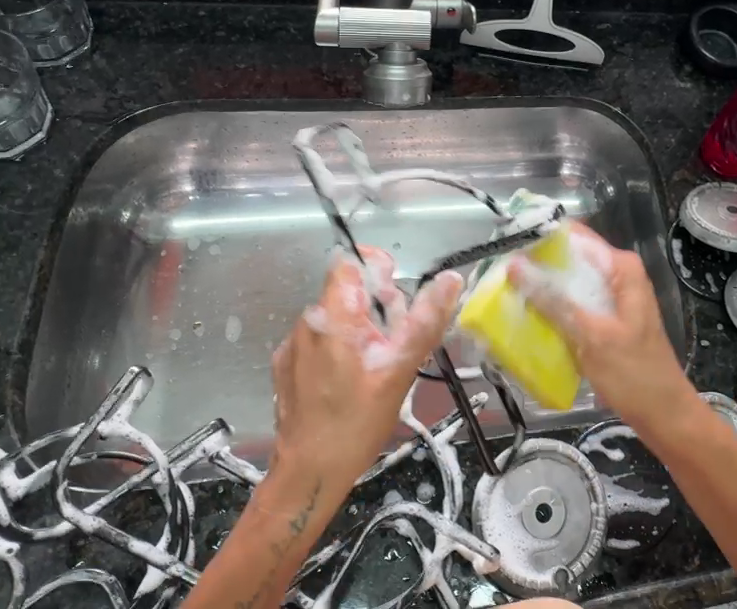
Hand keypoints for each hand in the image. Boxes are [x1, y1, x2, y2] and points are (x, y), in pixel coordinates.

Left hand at [269, 247, 461, 486]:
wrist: (309, 474)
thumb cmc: (357, 421)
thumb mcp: (400, 369)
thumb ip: (425, 319)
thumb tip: (451, 278)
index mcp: (333, 316)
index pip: (351, 262)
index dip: (378, 269)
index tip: (398, 299)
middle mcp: (307, 322)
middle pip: (348, 291)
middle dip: (378, 308)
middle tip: (395, 344)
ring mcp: (292, 345)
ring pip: (336, 317)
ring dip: (360, 330)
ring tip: (375, 367)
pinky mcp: (286, 366)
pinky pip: (320, 340)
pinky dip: (340, 349)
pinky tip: (350, 381)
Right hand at [507, 222, 700, 439]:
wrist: (664, 415)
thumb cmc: (633, 374)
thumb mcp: (591, 335)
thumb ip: (553, 300)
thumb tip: (515, 265)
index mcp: (621, 267)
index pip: (576, 236)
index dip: (542, 238)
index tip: (507, 245)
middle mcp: (618, 275)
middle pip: (571, 259)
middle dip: (538, 266)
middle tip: (499, 275)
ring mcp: (613, 298)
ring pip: (570, 283)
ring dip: (542, 290)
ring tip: (505, 294)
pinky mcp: (606, 320)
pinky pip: (574, 305)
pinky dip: (554, 311)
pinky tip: (528, 319)